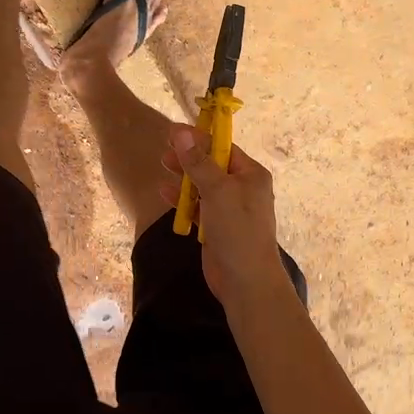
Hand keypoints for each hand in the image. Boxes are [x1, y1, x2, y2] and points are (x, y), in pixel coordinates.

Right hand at [160, 124, 289, 305]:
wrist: (246, 282)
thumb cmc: (237, 229)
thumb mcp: (217, 190)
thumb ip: (197, 161)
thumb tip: (180, 132)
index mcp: (250, 175)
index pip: (223, 147)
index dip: (198, 139)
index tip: (173, 132)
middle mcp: (241, 188)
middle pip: (211, 164)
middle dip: (188, 157)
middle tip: (164, 151)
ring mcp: (228, 209)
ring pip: (202, 185)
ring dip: (183, 177)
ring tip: (162, 167)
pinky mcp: (216, 226)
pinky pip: (197, 206)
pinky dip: (182, 199)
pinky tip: (164, 194)